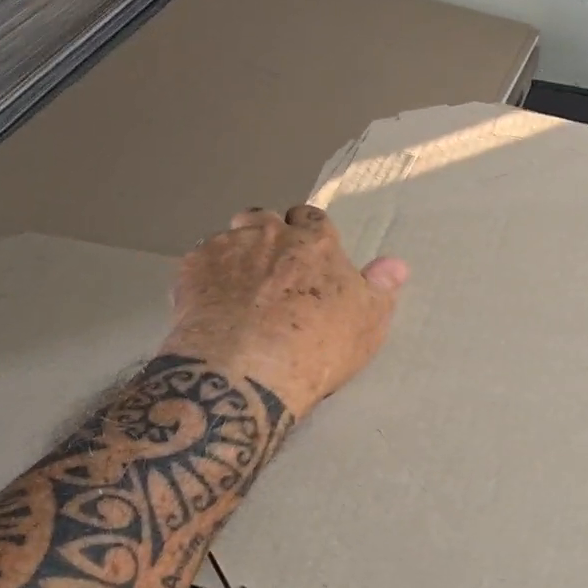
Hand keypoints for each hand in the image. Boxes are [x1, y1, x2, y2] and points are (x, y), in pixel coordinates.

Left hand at [159, 205, 407, 416]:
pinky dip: (208, 277)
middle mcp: (270, 234)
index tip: (311, 257)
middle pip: (265, 218)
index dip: (310, 234)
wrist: (247, 369)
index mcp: (316, 243)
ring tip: (241, 287)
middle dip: (269, 236)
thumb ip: (380, 287)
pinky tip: (213, 304)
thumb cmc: (319, 347)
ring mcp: (226, 248)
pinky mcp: (190, 270)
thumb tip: (396, 263)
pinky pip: (199, 262)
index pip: (313, 218)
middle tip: (273, 272)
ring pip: (229, 235)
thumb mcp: (368, 322)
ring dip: (237, 252)